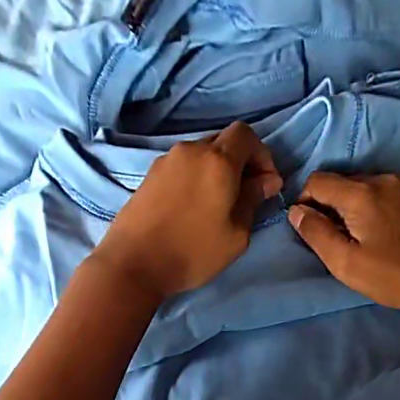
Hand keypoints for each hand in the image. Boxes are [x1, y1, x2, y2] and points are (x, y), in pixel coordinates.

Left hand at [91, 121, 282, 299]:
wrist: (133, 264)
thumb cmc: (192, 252)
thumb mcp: (236, 235)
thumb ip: (252, 201)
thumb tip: (265, 181)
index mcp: (217, 160)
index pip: (246, 134)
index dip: (262, 154)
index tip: (265, 184)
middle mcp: (191, 151)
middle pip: (223, 142)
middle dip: (240, 163)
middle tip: (245, 195)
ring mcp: (166, 161)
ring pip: (201, 156)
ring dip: (216, 172)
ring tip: (218, 205)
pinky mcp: (149, 176)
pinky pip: (182, 168)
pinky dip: (195, 179)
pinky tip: (193, 208)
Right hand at [288, 172, 399, 319]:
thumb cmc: (392, 278)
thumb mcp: (344, 263)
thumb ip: (315, 233)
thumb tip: (296, 211)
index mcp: (362, 194)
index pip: (318, 181)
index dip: (306, 202)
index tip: (313, 226)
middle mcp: (386, 178)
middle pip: (345, 182)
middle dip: (335, 204)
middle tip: (342, 237)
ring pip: (371, 184)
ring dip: (361, 203)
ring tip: (370, 234)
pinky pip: (396, 189)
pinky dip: (386, 204)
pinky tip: (394, 231)